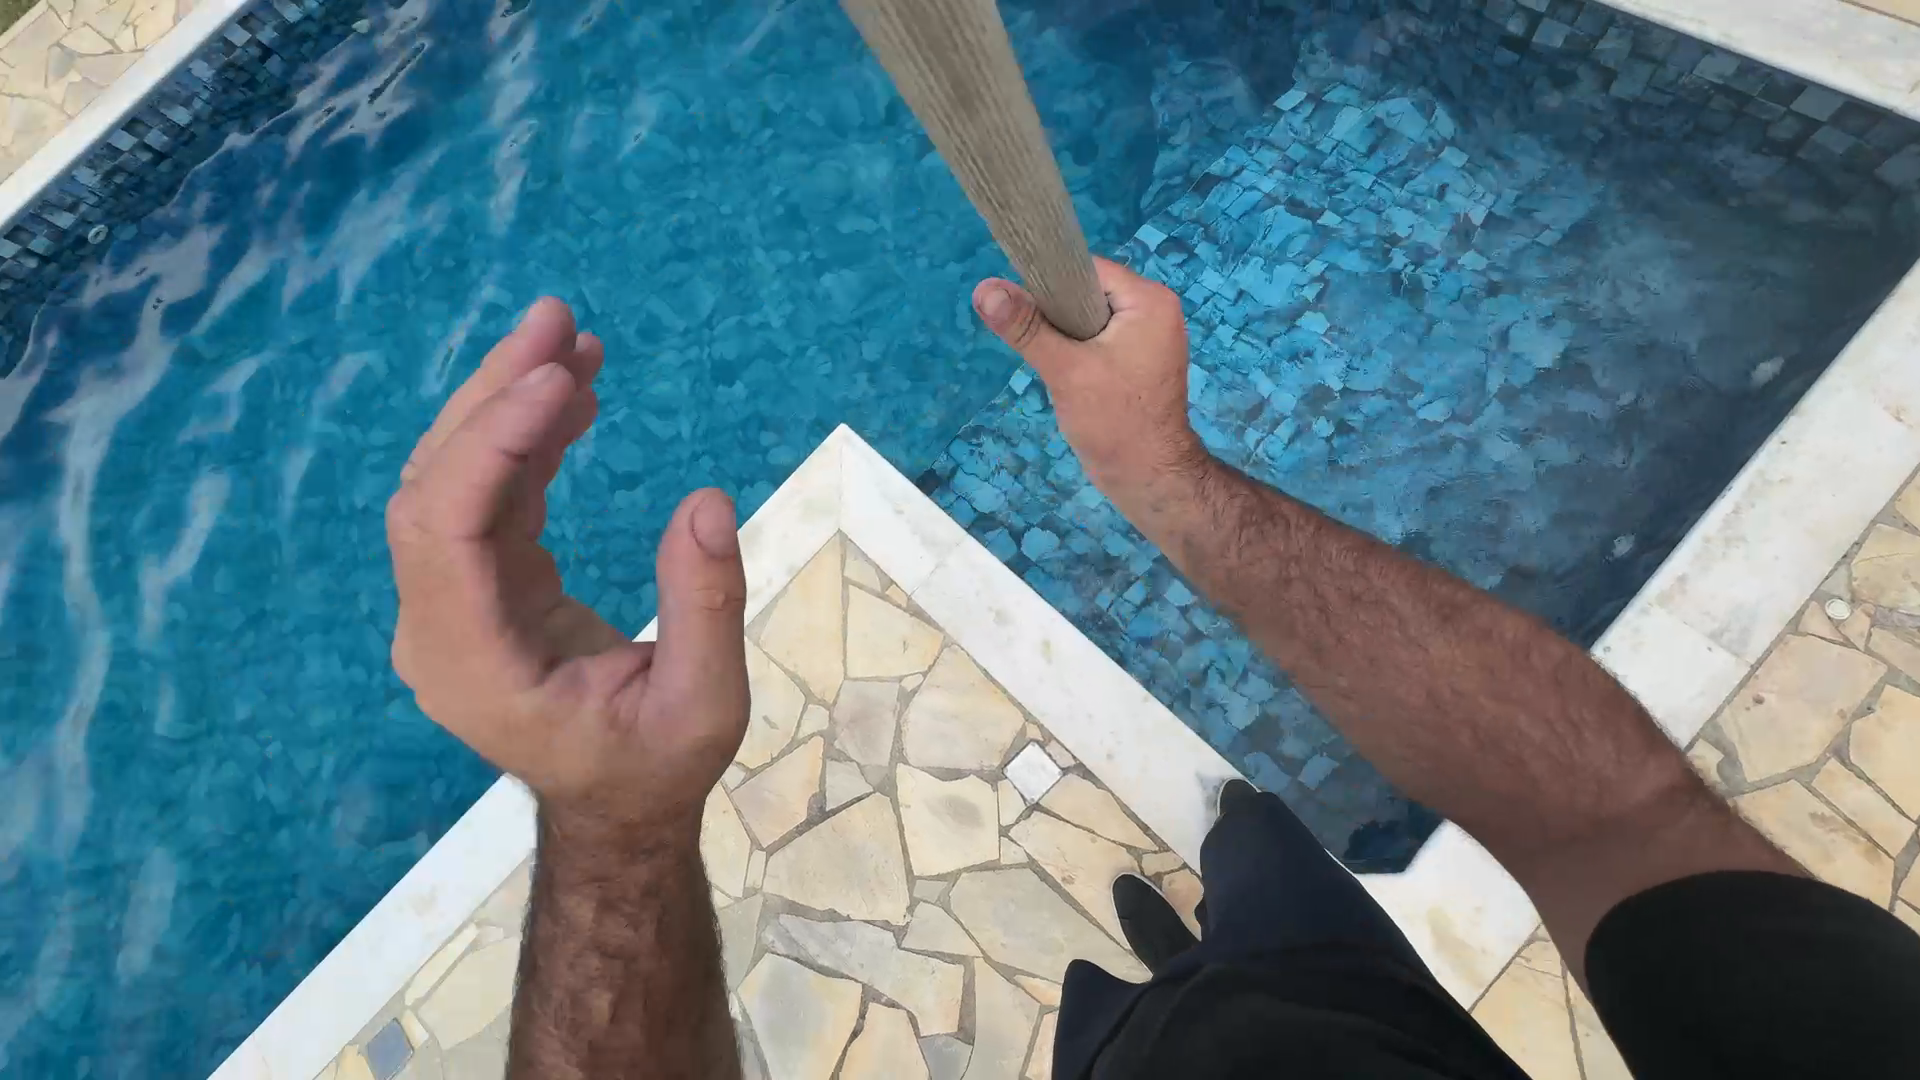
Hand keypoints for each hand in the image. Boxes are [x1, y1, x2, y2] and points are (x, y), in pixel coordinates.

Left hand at [386, 298, 748, 838]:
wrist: (619, 808)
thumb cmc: (659, 765)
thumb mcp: (707, 701)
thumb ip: (706, 608)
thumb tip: (705, 499)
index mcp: (474, 661)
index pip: (448, 531)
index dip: (494, 444)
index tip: (560, 379)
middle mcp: (440, 625)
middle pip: (434, 487)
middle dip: (493, 397)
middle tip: (558, 322)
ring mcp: (455, 605)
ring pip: (455, 482)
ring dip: (507, 405)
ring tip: (570, 341)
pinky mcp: (485, 589)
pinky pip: (491, 499)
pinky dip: (528, 441)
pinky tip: (572, 399)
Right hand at [972, 257, 1205, 496]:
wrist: (1148, 478)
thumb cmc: (1114, 422)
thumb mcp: (1065, 370)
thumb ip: (1026, 328)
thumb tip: (983, 290)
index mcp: (1149, 300)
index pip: (1087, 271)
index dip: (1049, 286)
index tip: (1023, 313)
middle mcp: (1155, 311)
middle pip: (1087, 295)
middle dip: (1057, 319)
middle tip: (1044, 351)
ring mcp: (1149, 339)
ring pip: (1089, 322)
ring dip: (1065, 342)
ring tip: (1058, 370)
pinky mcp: (1139, 363)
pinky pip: (1098, 344)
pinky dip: (1078, 357)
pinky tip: (1070, 381)